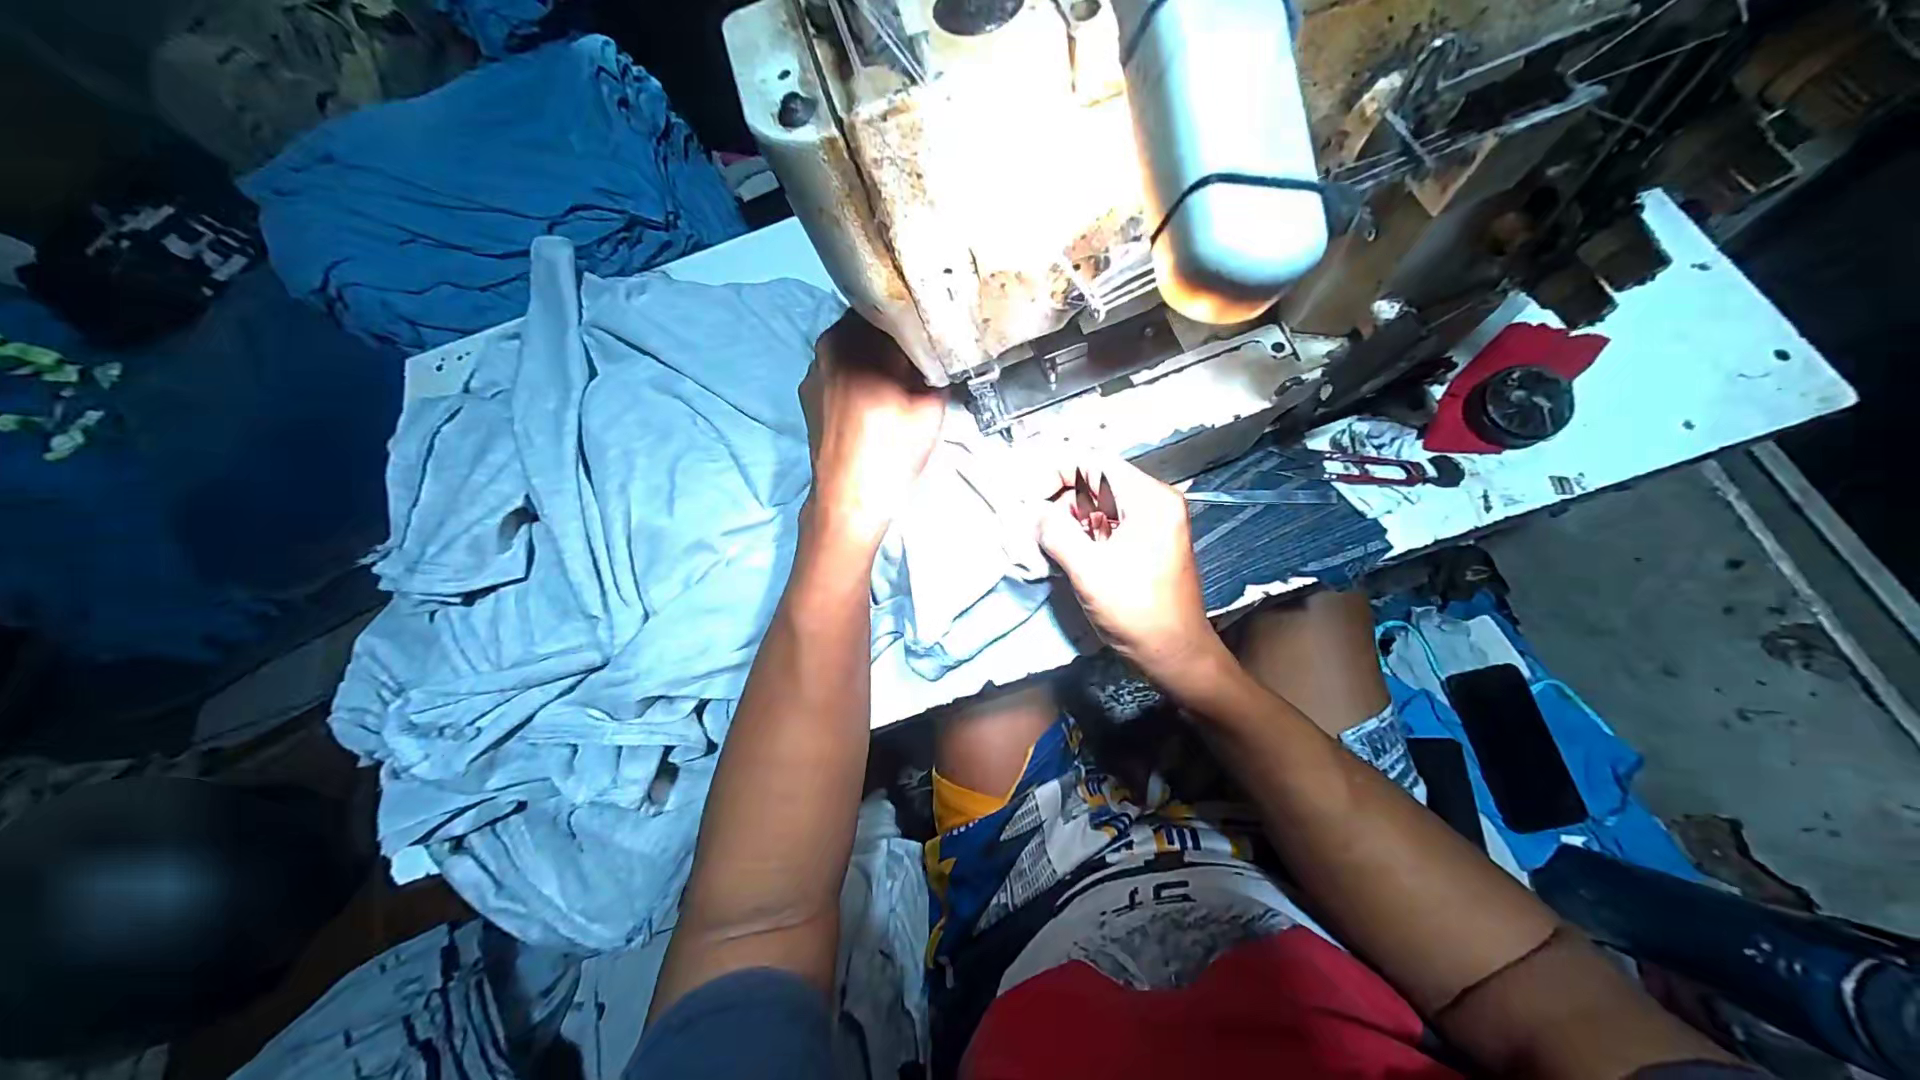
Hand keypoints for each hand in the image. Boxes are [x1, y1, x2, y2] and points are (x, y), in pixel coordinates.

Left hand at [801, 311, 945, 547]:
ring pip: (852, 346)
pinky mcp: (809, 394)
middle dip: (894, 334)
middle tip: (920, 355)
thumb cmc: (890, 454)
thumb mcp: (928, 408)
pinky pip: (839, 368)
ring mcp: (813, 371)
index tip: (933, 331)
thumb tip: (938, 347)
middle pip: (868, 324)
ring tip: (900, 379)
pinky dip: (858, 373)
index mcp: (855, 342)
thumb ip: (935, 367)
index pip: (891, 307)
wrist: (847, 501)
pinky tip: (876, 398)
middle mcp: (827, 347)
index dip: (915, 316)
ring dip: (875, 354)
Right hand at [1034, 456, 1229, 693]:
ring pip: (1097, 504)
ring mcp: (1151, 523)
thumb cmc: (1138, 612)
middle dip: (1060, 501)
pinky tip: (1068, 554)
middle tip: (1036, 527)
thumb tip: (1035, 513)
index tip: (1031, 499)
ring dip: (1069, 520)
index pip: (1094, 462)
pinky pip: (1106, 524)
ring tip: (1048, 545)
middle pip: (1095, 481)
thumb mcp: (1089, 570)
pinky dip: (1082, 534)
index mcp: (1150, 499)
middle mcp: (1154, 502)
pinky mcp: (1144, 543)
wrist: (1175, 655)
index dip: (1056, 473)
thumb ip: (1056, 532)